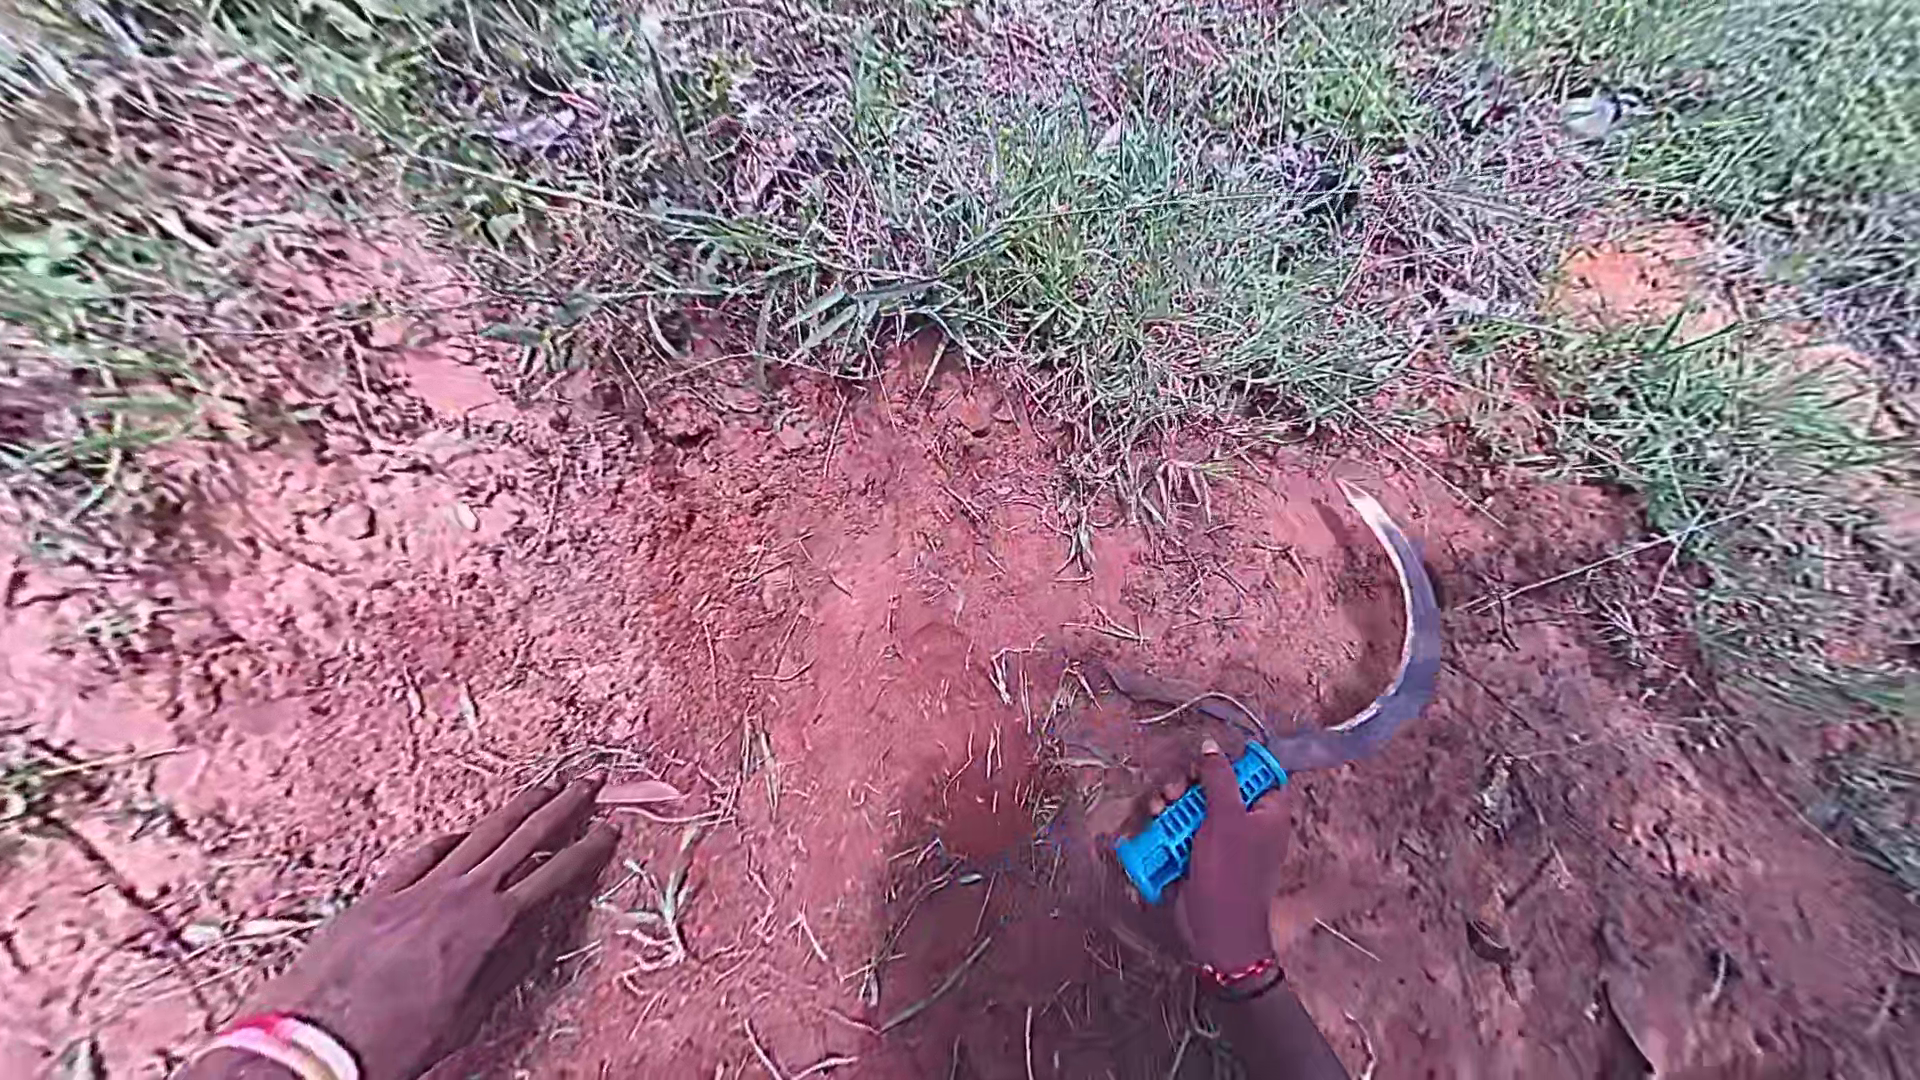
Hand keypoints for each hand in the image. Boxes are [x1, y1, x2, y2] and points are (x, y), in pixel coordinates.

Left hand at [198, 781, 617, 1079]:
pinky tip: (469, 832)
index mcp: (492, 923)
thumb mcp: (470, 1013)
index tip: (610, 828)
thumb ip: (510, 960)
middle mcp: (464, 893)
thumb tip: (535, 925)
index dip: (589, 847)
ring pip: (485, 831)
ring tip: (547, 786)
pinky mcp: (380, 893)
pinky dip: (455, 838)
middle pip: (528, 833)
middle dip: (567, 803)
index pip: (558, 871)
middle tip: (592, 779)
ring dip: (522, 805)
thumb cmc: (395, 1047)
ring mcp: (420, 887)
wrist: (298, 1062)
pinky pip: (427, 853)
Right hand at [1158, 738, 1288, 969]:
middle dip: (1192, 783)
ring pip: (1194, 802)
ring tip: (1162, 806)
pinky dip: (1168, 820)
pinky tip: (1156, 819)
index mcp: (1267, 813)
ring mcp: (1221, 837)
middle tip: (1178, 789)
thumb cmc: (1229, 874)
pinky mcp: (1198, 850)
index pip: (1260, 774)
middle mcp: (1246, 822)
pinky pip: (1182, 823)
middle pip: (1218, 785)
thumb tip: (1211, 745)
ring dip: (1174, 801)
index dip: (1237, 763)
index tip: (1212, 761)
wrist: (1214, 930)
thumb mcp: (1226, 819)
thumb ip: (1218, 778)